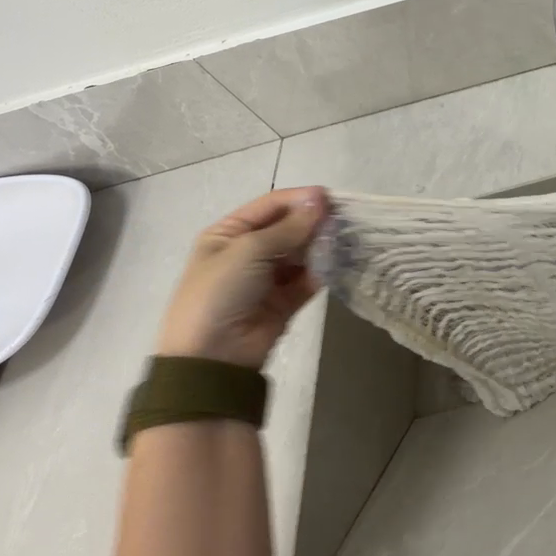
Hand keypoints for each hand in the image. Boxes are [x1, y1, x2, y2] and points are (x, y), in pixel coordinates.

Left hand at [155, 187, 329, 368]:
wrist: (212, 358)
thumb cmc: (220, 293)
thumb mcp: (249, 250)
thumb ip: (289, 226)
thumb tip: (320, 198)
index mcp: (228, 235)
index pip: (270, 206)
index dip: (300, 199)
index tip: (331, 197)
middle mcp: (248, 252)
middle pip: (289, 228)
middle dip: (314, 222)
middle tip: (342, 220)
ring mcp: (268, 277)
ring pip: (301, 252)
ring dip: (321, 245)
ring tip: (343, 240)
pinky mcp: (285, 300)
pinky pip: (308, 278)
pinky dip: (323, 270)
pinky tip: (337, 262)